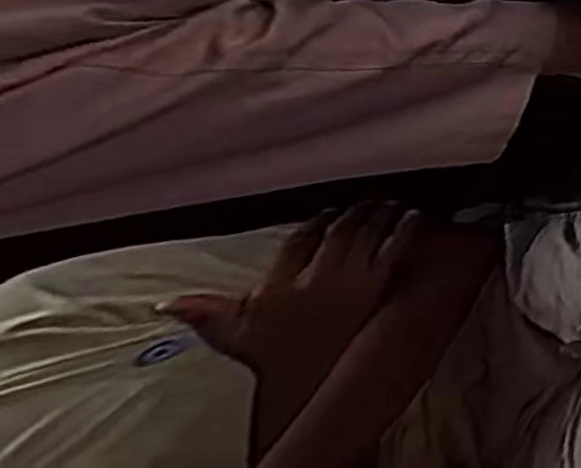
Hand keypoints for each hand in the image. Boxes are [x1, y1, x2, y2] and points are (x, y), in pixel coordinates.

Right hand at [161, 204, 419, 381]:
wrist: (311, 380)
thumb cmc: (275, 357)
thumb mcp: (235, 336)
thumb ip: (207, 313)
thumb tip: (165, 304)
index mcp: (279, 286)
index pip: (299, 239)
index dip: (316, 220)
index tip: (329, 211)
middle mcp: (314, 277)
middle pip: (340, 228)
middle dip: (356, 209)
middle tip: (369, 200)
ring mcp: (349, 278)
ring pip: (370, 229)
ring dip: (385, 210)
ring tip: (393, 203)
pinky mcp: (379, 281)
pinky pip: (398, 242)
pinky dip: (408, 225)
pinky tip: (415, 215)